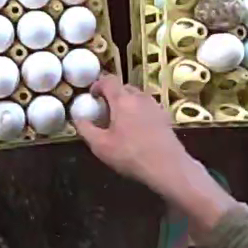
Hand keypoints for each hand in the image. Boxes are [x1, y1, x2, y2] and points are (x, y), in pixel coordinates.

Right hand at [74, 74, 236, 228]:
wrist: (168, 167)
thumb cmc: (131, 155)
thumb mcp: (100, 146)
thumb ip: (85, 128)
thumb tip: (78, 117)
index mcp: (122, 99)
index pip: (108, 80)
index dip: (97, 85)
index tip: (92, 97)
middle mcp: (140, 97)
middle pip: (123, 87)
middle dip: (111, 95)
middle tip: (104, 111)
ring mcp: (155, 106)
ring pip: (136, 97)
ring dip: (126, 103)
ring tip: (119, 122)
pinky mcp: (165, 117)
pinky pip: (147, 107)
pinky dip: (138, 112)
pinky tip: (136, 130)